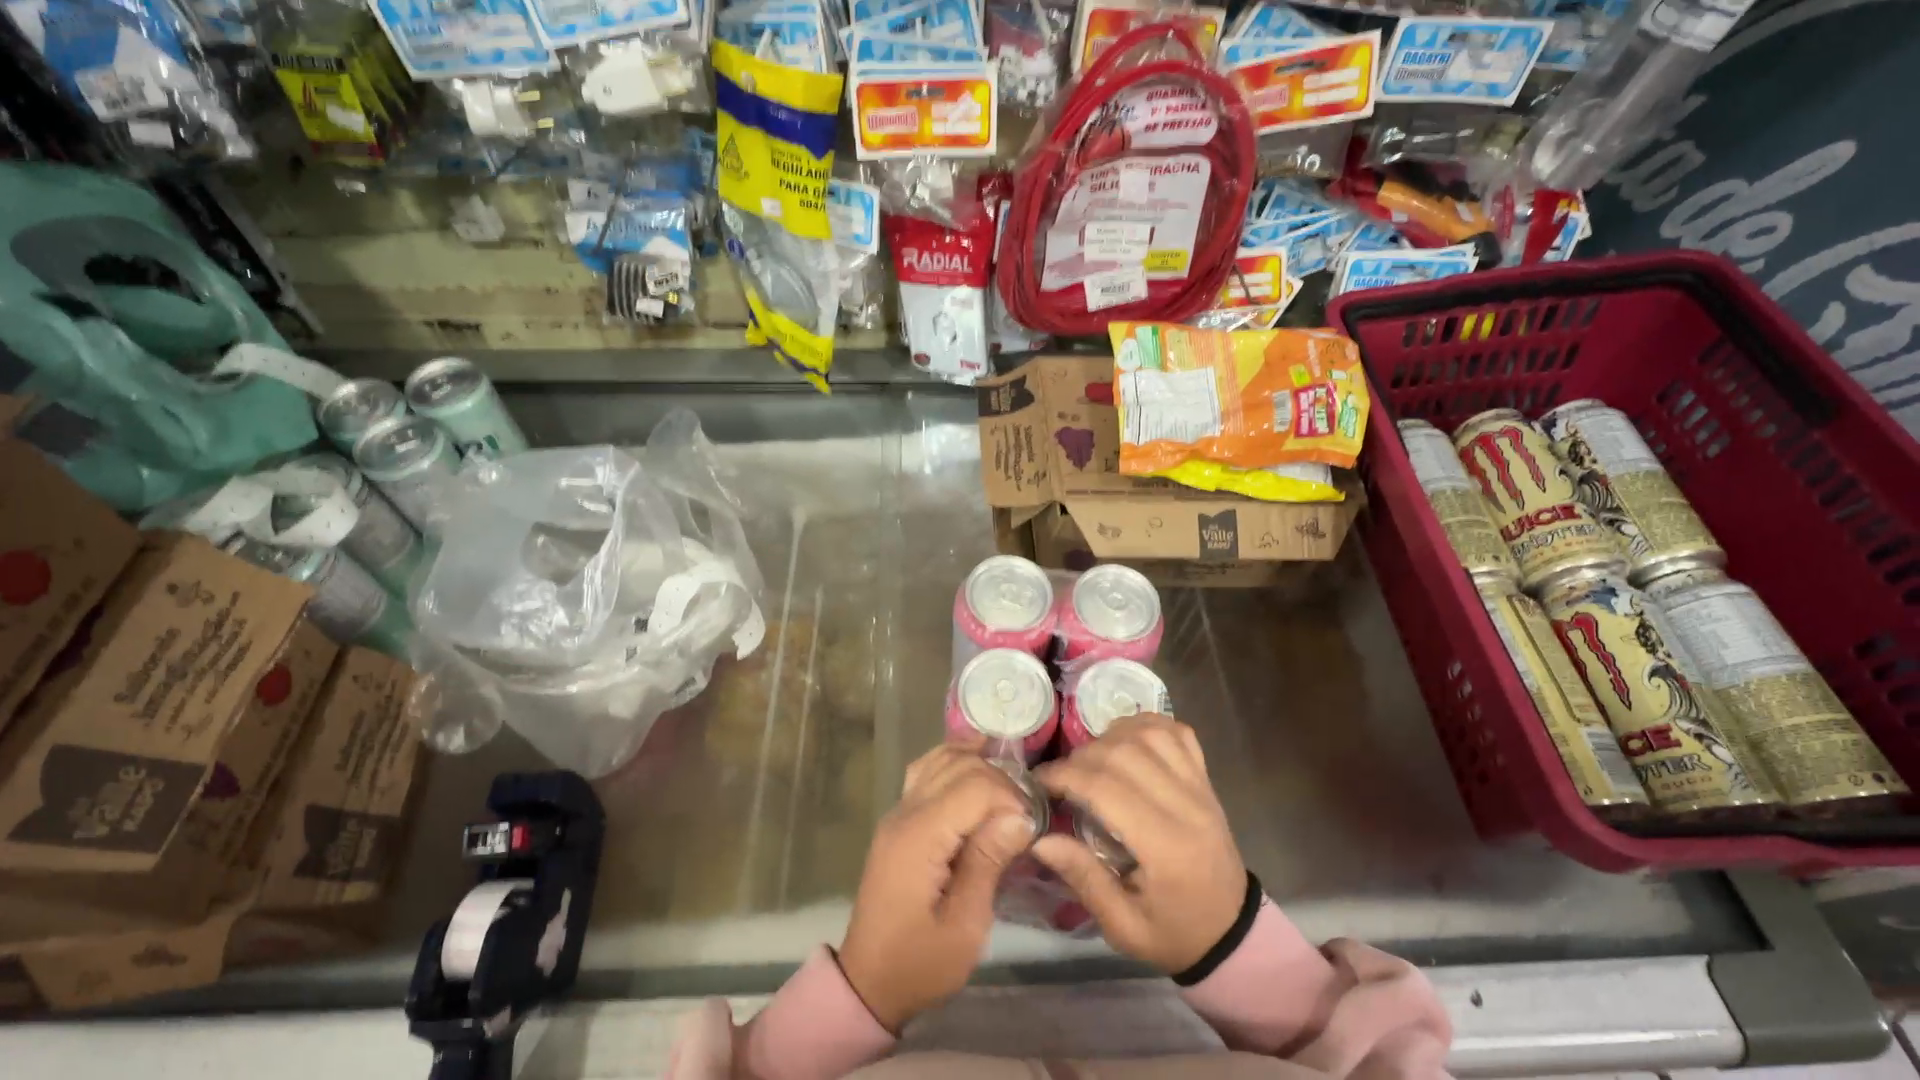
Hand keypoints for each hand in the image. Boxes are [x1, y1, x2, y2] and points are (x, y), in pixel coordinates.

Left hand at [838, 740, 1036, 1031]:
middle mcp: (904, 813)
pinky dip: (956, 765)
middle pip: (959, 765)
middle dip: (1000, 780)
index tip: (1032, 828)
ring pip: (941, 759)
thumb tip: (1021, 815)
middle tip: (1026, 814)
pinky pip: (928, 772)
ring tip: (1009, 794)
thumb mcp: (965, 926)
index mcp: (919, 838)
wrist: (870, 982)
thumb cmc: (921, 963)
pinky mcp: (899, 821)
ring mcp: (897, 812)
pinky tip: (980, 774)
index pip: (974, 785)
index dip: (1010, 797)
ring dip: (979, 766)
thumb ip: (988, 862)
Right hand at [1031, 714, 1246, 974]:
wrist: (1231, 930)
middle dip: (1081, 757)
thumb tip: (1039, 838)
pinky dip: (1146, 726)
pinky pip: (1177, 733)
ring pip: (1150, 735)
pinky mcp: (1206, 780)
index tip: (1039, 785)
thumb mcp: (1123, 927)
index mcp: (1164, 847)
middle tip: (1061, 779)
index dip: (1064, 776)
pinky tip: (1124, 740)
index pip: (1106, 787)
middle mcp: (1186, 807)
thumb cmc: (1173, 933)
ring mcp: (1200, 788)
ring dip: (1111, 737)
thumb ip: (1083, 879)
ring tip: (1090, 761)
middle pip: (1125, 753)